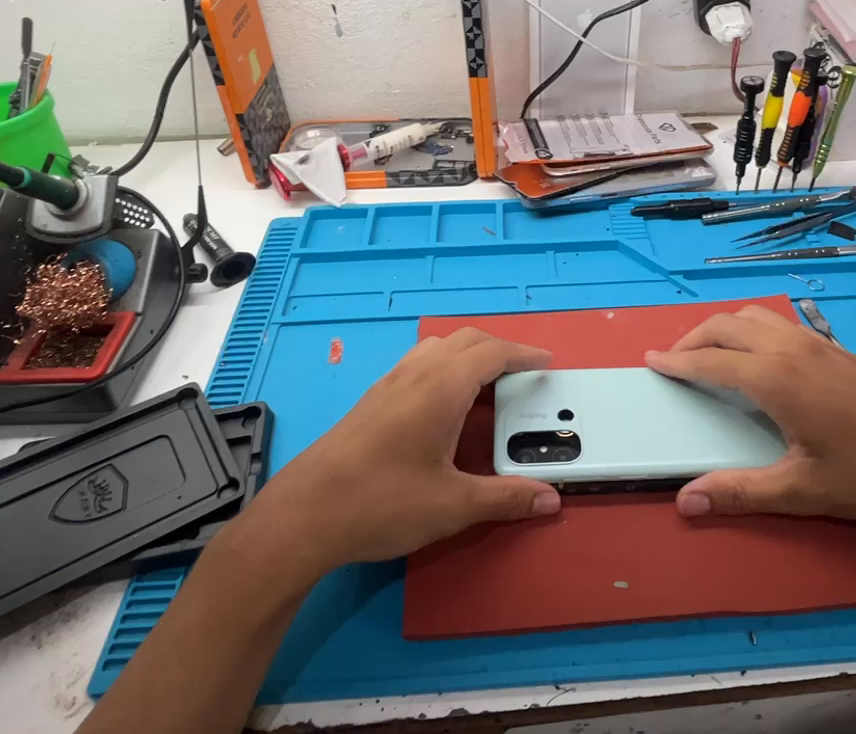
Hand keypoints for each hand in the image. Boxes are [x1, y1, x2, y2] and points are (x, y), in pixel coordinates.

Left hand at [239, 328, 561, 573]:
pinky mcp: (371, 401)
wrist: (305, 514)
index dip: (523, 354)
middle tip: (522, 374)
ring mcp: (388, 384)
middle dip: (499, 350)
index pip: (492, 353)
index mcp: (441, 388)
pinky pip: (417, 365)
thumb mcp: (453, 505)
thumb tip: (550, 499)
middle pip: (465, 341)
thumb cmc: (383, 503)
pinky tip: (443, 406)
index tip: (545, 361)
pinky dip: (444, 368)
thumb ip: (506, 498)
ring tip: (487, 386)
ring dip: (468, 356)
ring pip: (436, 349)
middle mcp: (415, 375)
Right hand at [646, 305, 855, 522]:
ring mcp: (818, 344)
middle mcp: (791, 349)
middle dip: (694, 336)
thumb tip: (686, 502)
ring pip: (757, 316)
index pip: (711, 360)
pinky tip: (761, 357)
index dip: (677, 361)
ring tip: (711, 353)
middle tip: (673, 358)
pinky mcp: (838, 350)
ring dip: (725, 327)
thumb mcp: (803, 490)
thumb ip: (740, 492)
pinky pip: (780, 323)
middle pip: (728, 325)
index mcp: (775, 378)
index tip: (651, 360)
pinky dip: (752, 329)